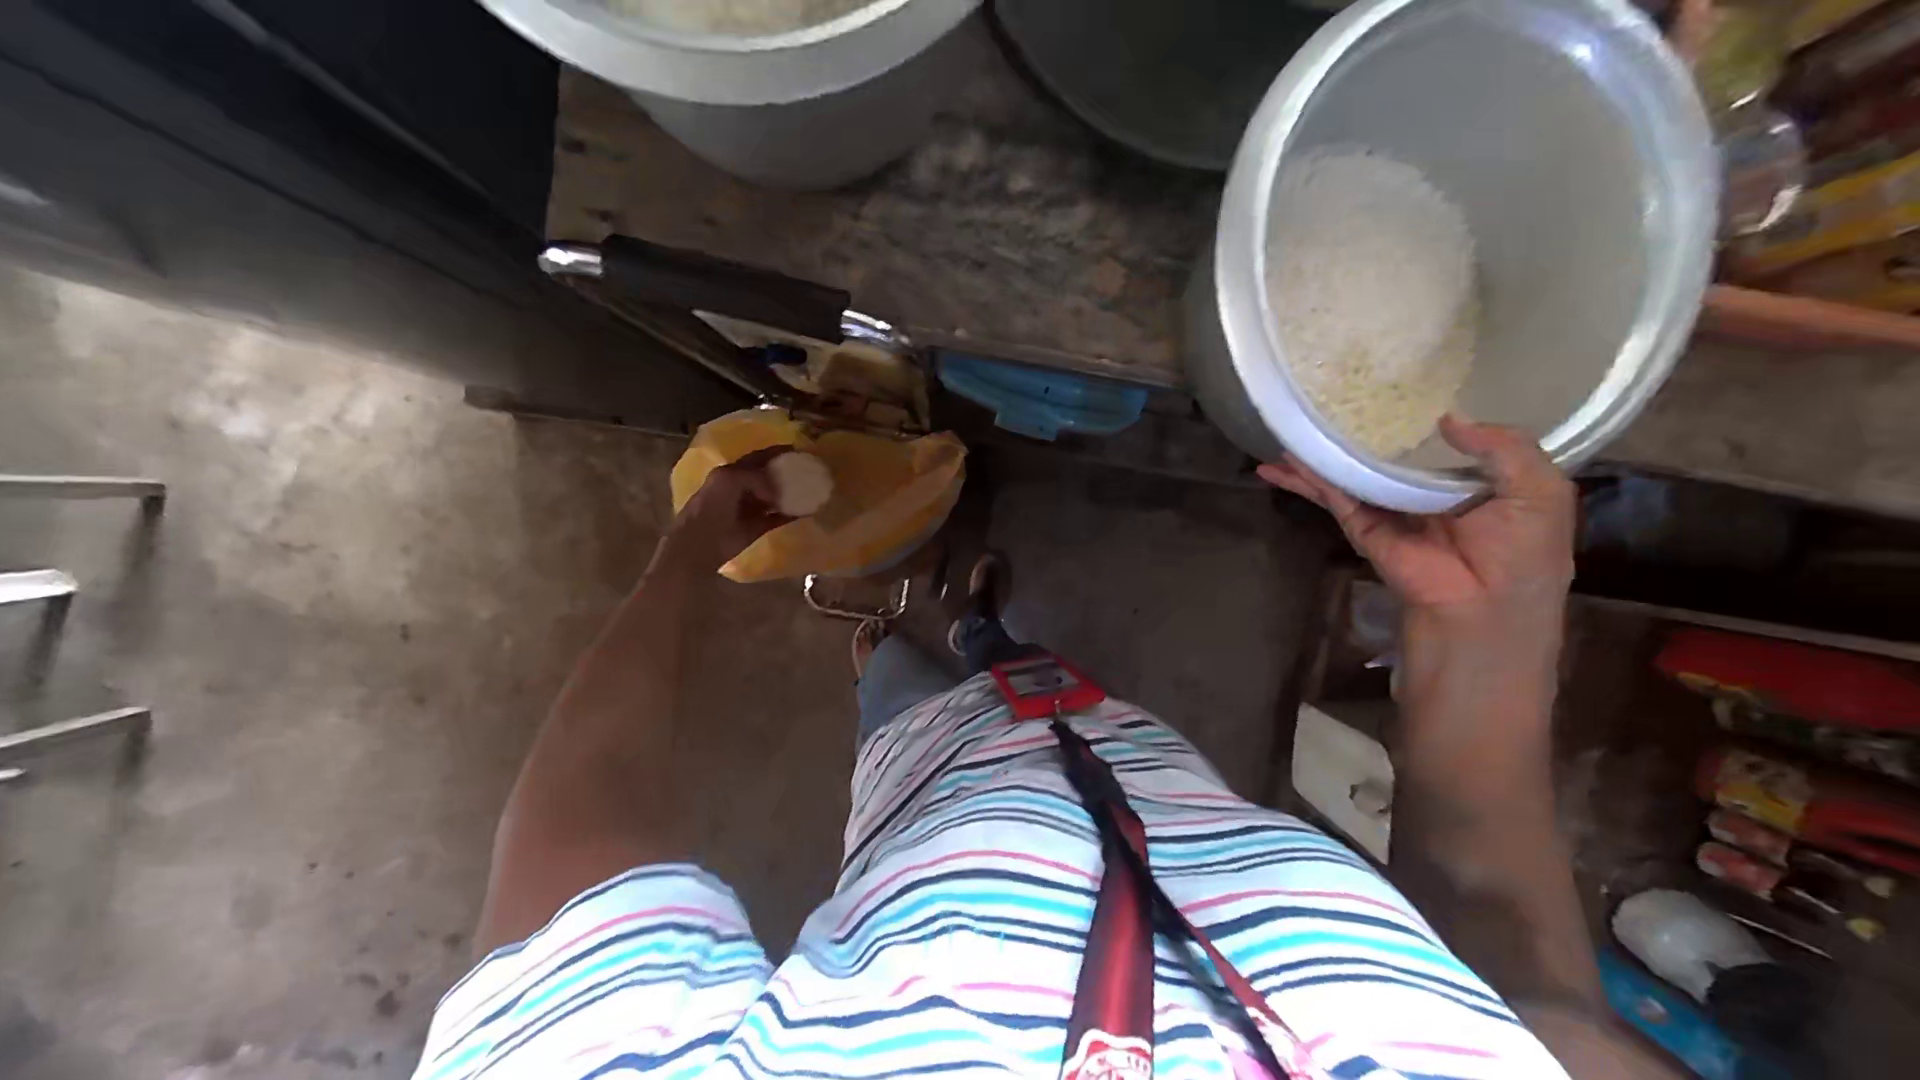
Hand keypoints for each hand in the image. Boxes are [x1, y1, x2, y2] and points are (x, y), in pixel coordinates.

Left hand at [651, 447, 794, 575]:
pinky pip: (780, 517)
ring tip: (810, 488)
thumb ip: (755, 476)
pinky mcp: (758, 527)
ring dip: (791, 493)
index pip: (757, 458)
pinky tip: (807, 509)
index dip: (775, 452)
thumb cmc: (712, 506)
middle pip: (769, 476)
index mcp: (732, 473)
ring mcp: (752, 508)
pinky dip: (793, 514)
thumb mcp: (730, 479)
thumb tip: (776, 491)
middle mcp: (743, 489)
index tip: (796, 449)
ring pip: (776, 497)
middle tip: (807, 469)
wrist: (701, 542)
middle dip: (785, 472)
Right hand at [1259, 415, 1574, 632]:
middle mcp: (1423, 496)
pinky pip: (1335, 495)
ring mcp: (1388, 512)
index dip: (1417, 421)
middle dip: (1355, 439)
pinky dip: (1309, 479)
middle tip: (1327, 410)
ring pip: (1349, 474)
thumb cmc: (1523, 552)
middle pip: (1382, 458)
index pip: (1437, 448)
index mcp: (1469, 486)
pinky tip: (1283, 464)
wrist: (1483, 607)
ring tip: (1287, 433)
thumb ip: (1505, 446)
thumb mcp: (1542, 489)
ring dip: (1318, 458)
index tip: (1395, 393)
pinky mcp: (1362, 527)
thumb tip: (1447, 420)